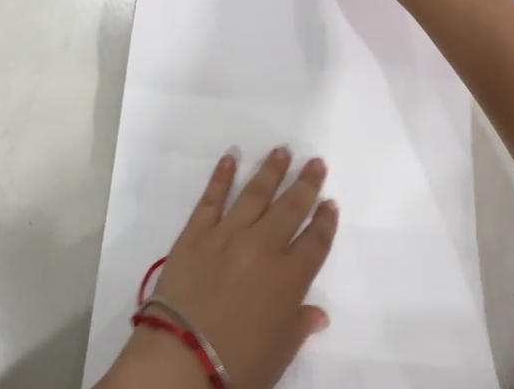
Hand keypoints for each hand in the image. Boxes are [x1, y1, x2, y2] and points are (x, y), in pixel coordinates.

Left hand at [103, 148, 338, 388]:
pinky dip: (221, 176)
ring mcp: (227, 234)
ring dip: (270, 170)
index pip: (315, 242)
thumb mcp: (279, 353)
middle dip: (306, 184)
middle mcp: (262, 246)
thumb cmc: (238, 363)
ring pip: (254, 194)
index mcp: (289, 278)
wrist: (182, 356)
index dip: (325, 222)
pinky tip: (230, 157)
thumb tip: (316, 313)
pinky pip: (212, 197)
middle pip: (290, 208)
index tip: (331, 202)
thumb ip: (299, 326)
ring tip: (282, 150)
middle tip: (315, 162)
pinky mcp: (196, 232)